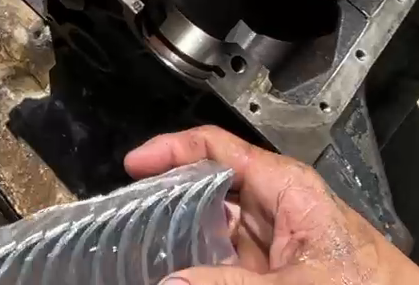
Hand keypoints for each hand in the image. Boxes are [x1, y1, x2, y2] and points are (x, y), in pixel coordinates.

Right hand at [124, 126, 418, 284]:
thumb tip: (168, 281)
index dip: (171, 149)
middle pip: (209, 189)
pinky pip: (232, 263)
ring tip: (148, 252)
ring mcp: (280, 245)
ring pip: (217, 232)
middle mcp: (279, 207)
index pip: (215, 146)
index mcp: (286, 187)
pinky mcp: (281, 275)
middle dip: (170, 204)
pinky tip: (184, 274)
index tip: (135, 165)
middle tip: (132, 222)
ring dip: (186, 244)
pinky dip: (206, 269)